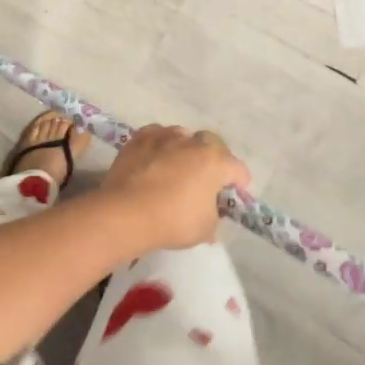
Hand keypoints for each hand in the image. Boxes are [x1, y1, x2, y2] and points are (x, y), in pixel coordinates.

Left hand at [97, 125, 250, 250]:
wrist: (126, 212)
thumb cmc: (173, 221)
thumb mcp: (206, 228)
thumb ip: (212, 214)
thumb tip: (207, 212)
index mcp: (214, 161)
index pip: (237, 168)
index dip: (238, 183)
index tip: (232, 195)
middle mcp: (191, 141)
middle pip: (211, 143)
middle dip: (214, 158)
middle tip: (207, 178)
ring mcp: (163, 136)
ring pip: (182, 136)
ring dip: (185, 149)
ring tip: (177, 168)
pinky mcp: (139, 138)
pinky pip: (156, 136)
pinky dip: (159, 145)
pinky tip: (154, 159)